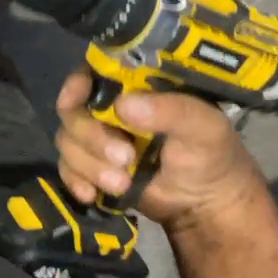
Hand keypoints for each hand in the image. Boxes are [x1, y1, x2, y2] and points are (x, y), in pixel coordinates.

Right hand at [54, 70, 268, 233]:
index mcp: (137, 87)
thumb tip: (123, 105)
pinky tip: (91, 194)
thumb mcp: (204, 127)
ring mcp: (97, 138)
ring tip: (121, 184)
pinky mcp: (90, 167)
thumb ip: (172, 111)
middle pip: (74, 111)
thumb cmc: (210, 155)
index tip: (74, 99)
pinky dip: (76, 181)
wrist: (205, 204)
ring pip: (68, 141)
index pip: (94, 72)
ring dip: (90, 165)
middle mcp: (110, 108)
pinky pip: (66, 168)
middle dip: (92, 137)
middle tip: (124, 158)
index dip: (78, 83)